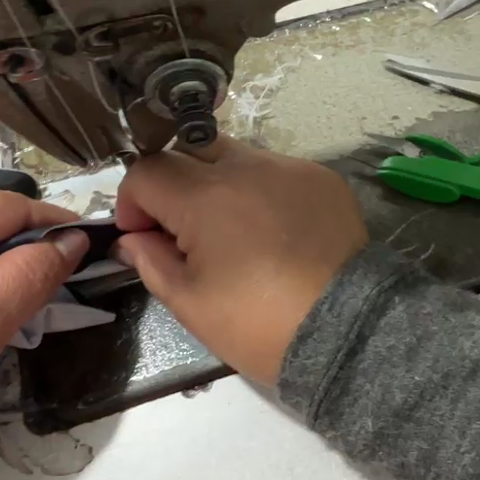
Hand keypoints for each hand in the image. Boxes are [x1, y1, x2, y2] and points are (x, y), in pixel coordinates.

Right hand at [113, 139, 367, 382]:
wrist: (347, 328)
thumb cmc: (261, 322)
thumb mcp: (191, 303)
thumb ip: (152, 261)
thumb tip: (132, 238)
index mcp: (206, 196)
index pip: (147, 170)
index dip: (132, 201)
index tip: (142, 235)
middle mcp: (248, 167)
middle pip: (190, 151)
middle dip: (174, 184)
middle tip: (183, 230)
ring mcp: (290, 168)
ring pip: (237, 156)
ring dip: (219, 183)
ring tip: (232, 231)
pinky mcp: (323, 178)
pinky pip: (277, 170)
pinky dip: (263, 191)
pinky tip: (274, 231)